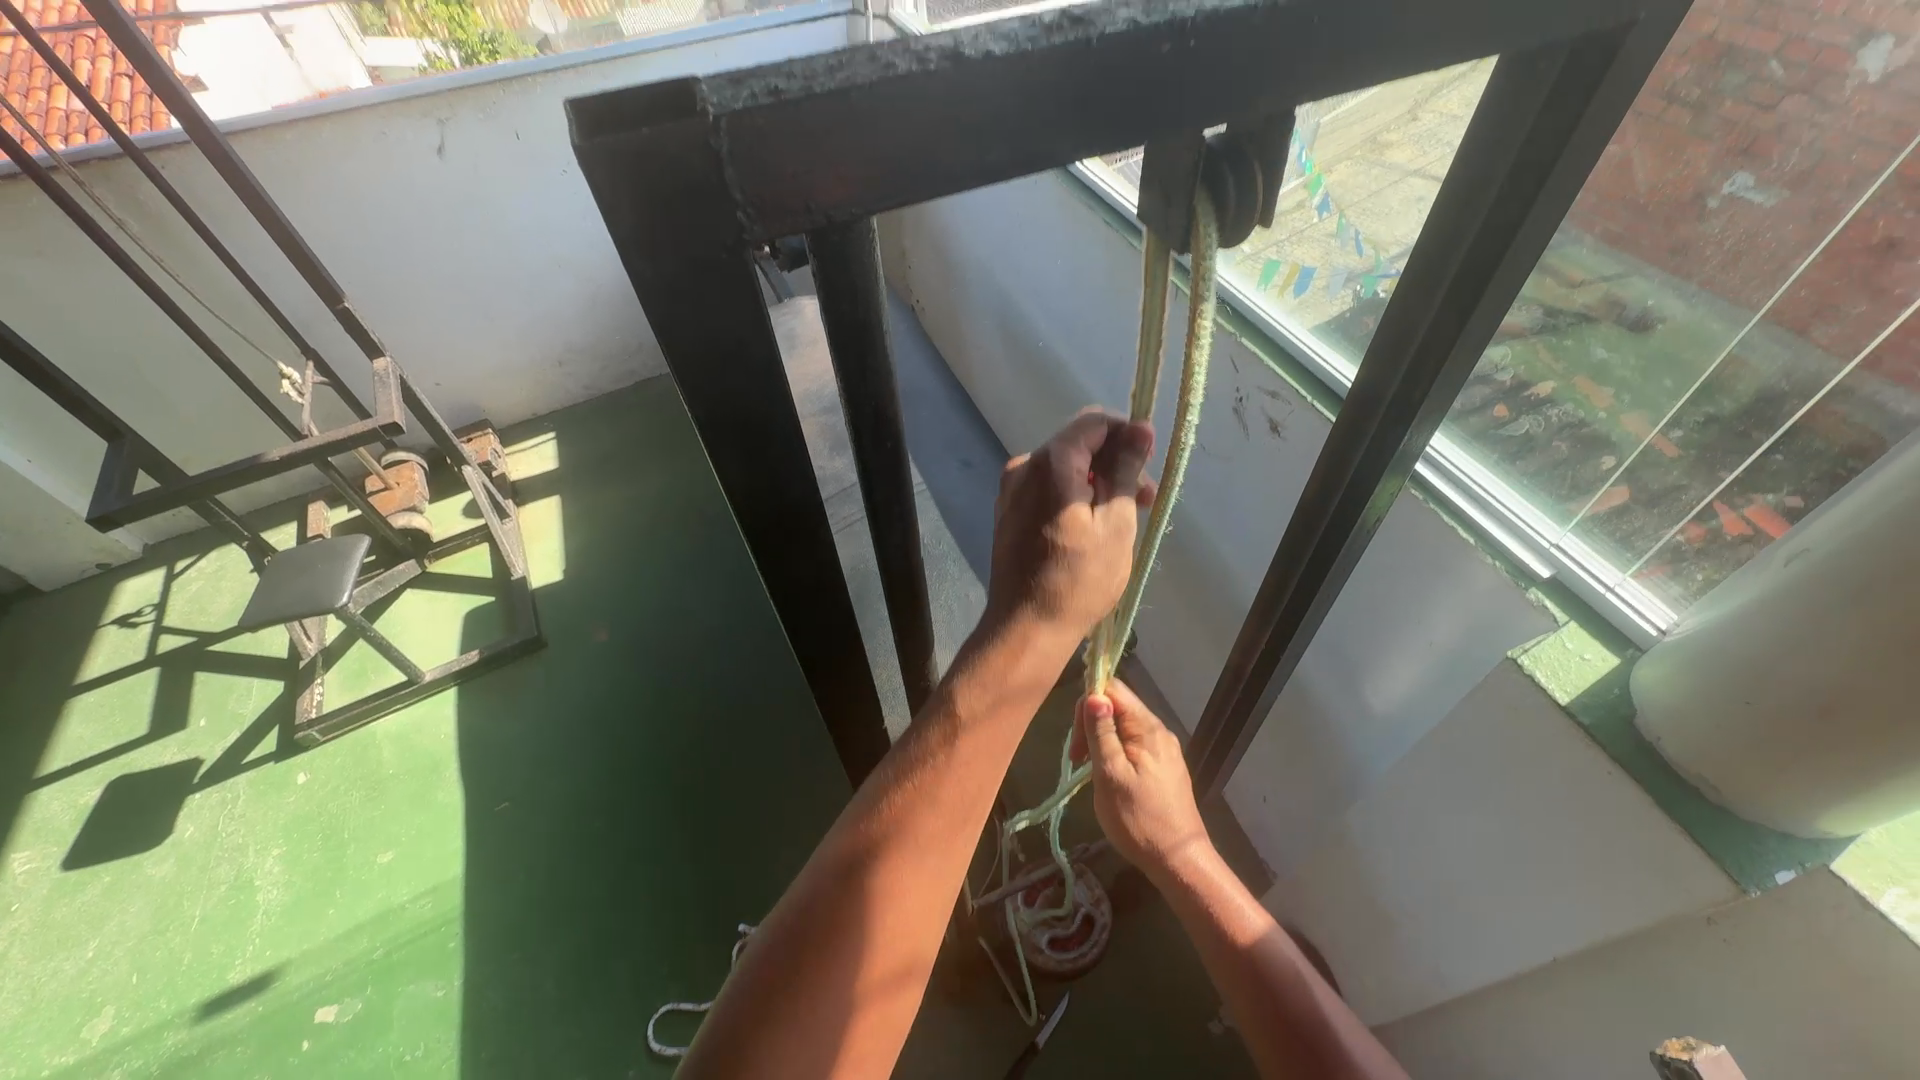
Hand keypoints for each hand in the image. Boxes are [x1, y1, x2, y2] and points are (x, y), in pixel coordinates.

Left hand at [986, 410, 1156, 642]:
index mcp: (1049, 463)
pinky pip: (1047, 488)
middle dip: (1115, 463)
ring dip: (1097, 482)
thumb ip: (1126, 470)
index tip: (1150, 463)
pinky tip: (1092, 528)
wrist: (1026, 627)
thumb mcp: (1116, 523)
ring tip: (1123, 519)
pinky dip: (1073, 496)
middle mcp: (1023, 467)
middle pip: (1078, 444)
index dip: (1127, 433)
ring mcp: (1011, 490)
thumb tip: (1140, 427)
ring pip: (1064, 468)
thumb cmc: (1078, 580)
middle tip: (1144, 500)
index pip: (1094, 422)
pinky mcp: (1008, 511)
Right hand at [1078, 678, 1210, 881]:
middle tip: (1078, 761)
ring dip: (1100, 742)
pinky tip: (1108, 779)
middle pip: (1118, 707)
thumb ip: (1101, 733)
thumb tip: (1093, 695)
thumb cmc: (1139, 819)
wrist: (1178, 860)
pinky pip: (1133, 746)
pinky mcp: (1163, 768)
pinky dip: (1114, 755)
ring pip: (1123, 728)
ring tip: (1090, 773)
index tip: (1077, 737)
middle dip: (1091, 725)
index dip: (1088, 703)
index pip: (1113, 689)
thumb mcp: (1110, 774)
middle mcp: (1159, 731)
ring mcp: (1163, 750)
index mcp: (1147, 728)